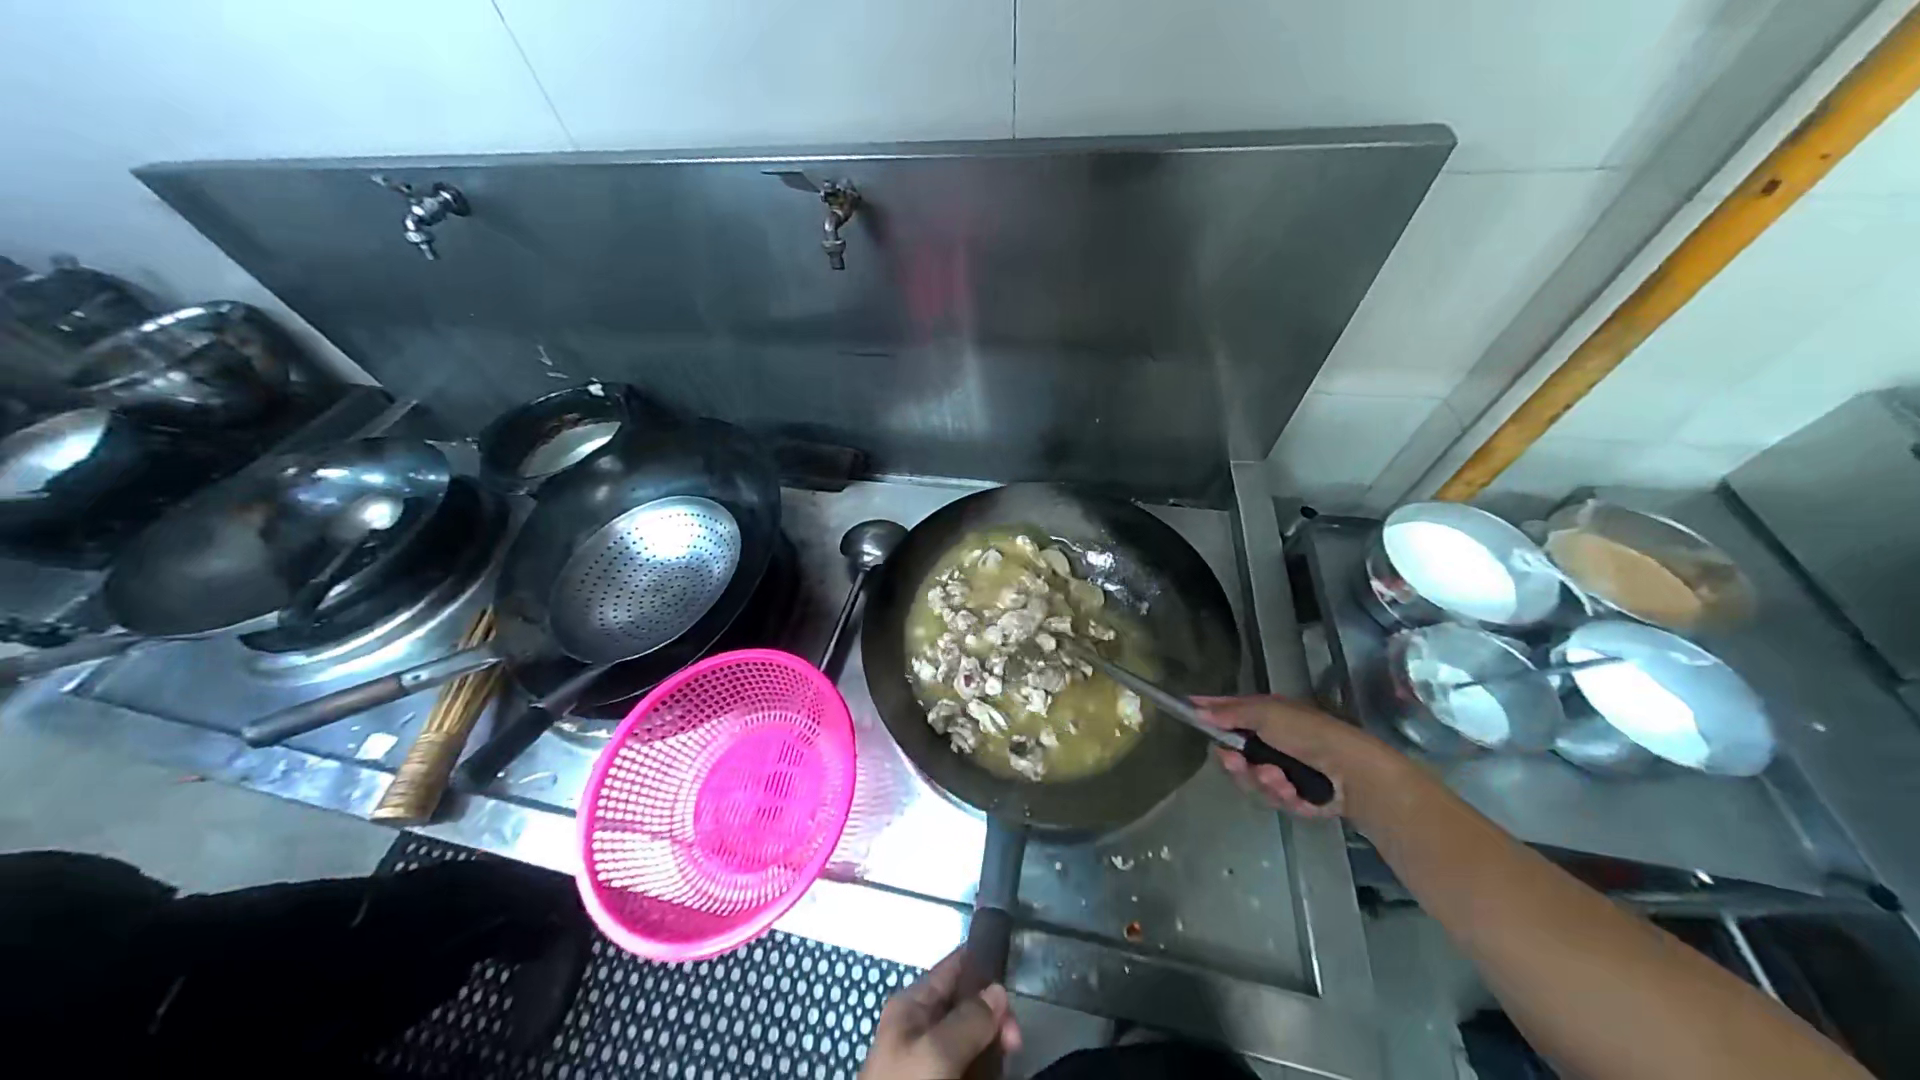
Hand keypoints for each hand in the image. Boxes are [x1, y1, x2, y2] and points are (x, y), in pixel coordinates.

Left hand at [860, 947, 1021, 1079]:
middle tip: (1015, 1042)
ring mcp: (931, 1060)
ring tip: (1010, 1058)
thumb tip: (998, 989)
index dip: (982, 964)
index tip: (1015, 973)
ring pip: (974, 1038)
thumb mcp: (936, 1052)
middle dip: (995, 1016)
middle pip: (968, 1005)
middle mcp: (921, 1027)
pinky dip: (988, 1068)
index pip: (952, 967)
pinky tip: (999, 1073)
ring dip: (995, 1044)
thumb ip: (969, 1019)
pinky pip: (971, 1066)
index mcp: (912, 1006)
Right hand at [1196, 695, 1401, 820]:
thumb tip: (1198, 709)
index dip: (1208, 712)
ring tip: (1279, 779)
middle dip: (1234, 761)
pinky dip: (1281, 795)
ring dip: (1260, 780)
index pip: (1228, 712)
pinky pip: (1271, 798)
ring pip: (1249, 780)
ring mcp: (1281, 771)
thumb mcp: (1266, 714)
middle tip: (1235, 761)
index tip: (1187, 711)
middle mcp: (1271, 742)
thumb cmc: (1309, 734)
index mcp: (1266, 716)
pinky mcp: (1293, 798)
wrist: (1353, 774)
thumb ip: (1230, 712)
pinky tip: (1294, 792)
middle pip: (1233, 754)